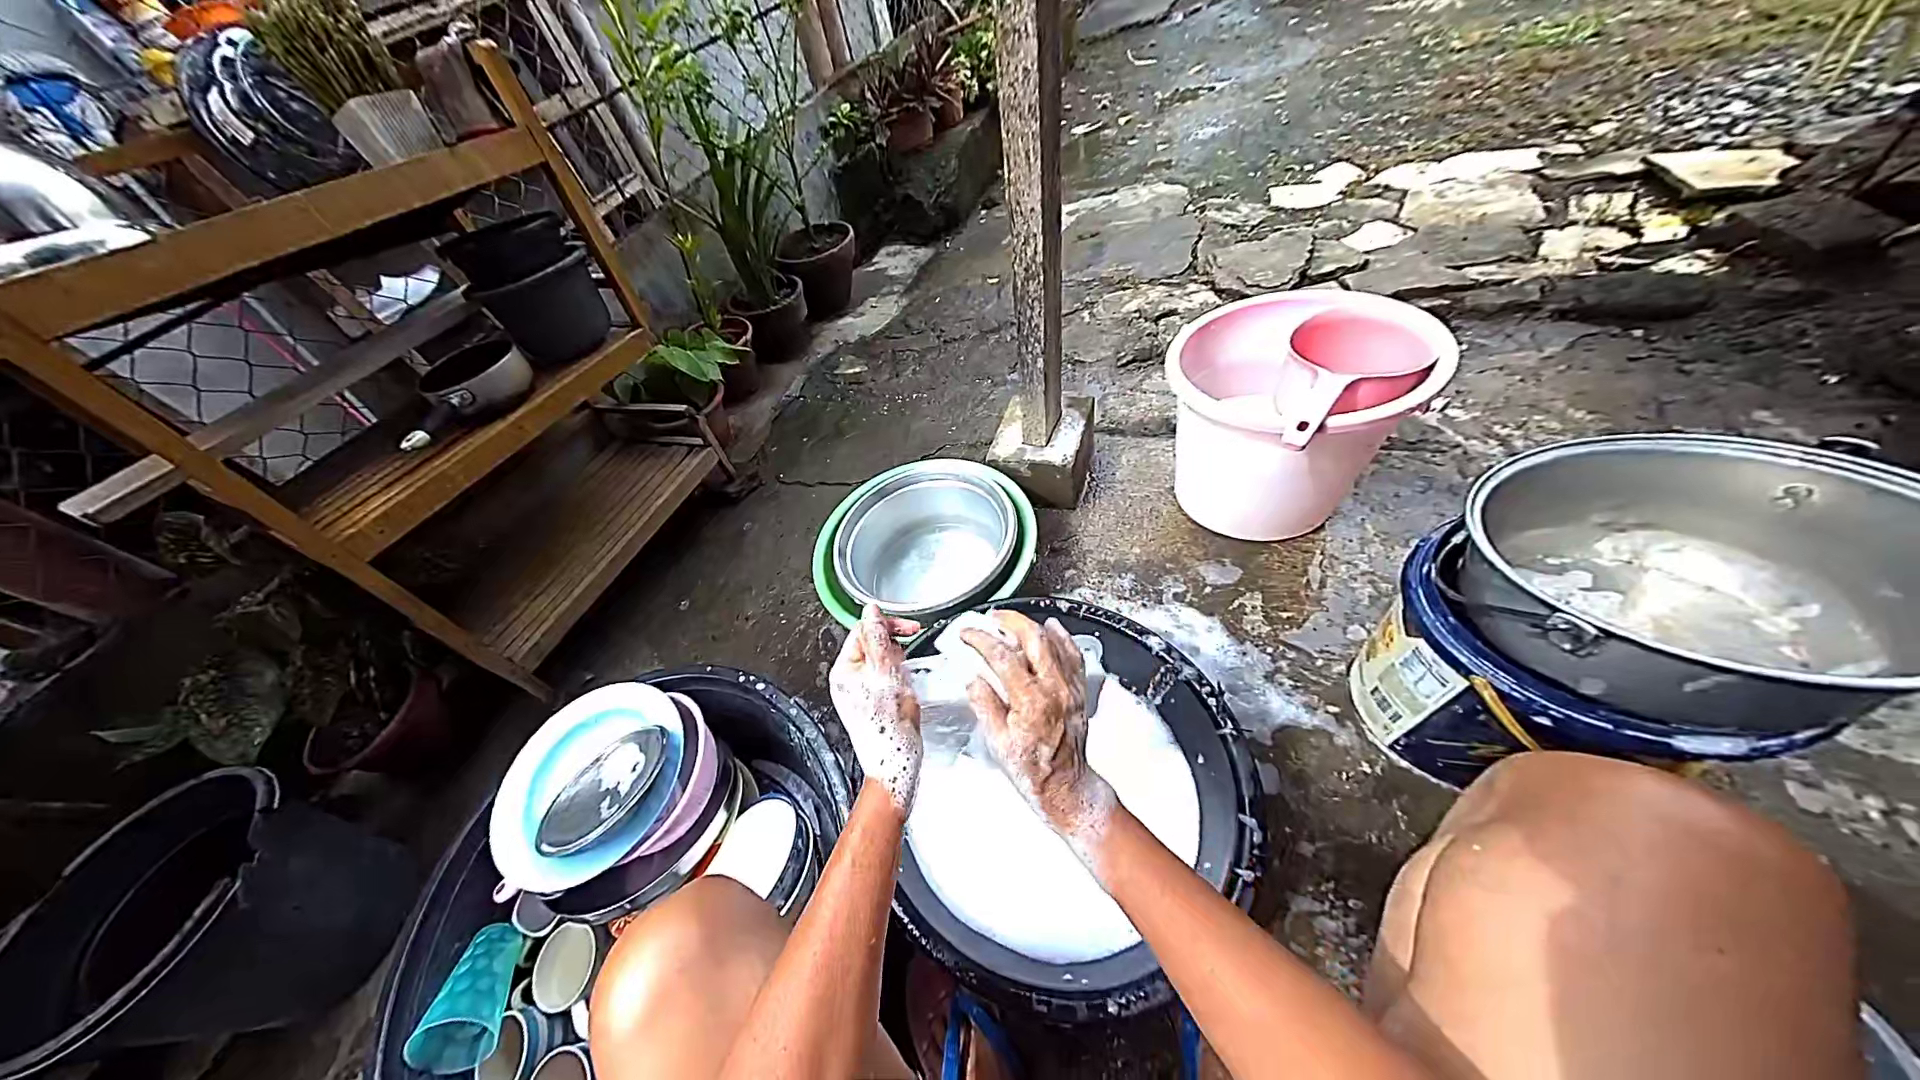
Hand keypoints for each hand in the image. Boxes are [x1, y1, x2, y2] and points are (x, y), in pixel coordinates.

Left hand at [829, 604, 923, 811]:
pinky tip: (906, 690)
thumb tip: (871, 611)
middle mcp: (846, 681)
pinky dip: (898, 678)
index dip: (888, 625)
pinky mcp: (870, 704)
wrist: (894, 768)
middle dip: (894, 645)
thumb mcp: (887, 674)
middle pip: (871, 645)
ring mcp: (857, 693)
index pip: (863, 630)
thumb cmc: (891, 729)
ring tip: (907, 677)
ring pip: (880, 662)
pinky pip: (884, 679)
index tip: (911, 628)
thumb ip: (878, 638)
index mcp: (844, 670)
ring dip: (898, 662)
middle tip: (912, 651)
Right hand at [962, 612, 1115, 855]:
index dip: (981, 639)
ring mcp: (1070, 687)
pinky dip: (1061, 637)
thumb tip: (973, 678)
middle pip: (1033, 637)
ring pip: (1054, 641)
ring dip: (1032, 625)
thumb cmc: (1032, 769)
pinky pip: (1073, 653)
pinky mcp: (1079, 690)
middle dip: (1010, 620)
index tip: (969, 634)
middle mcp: (1054, 689)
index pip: (1002, 656)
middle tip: (993, 617)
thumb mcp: (996, 741)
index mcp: (1030, 701)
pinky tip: (1052, 628)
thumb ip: (984, 704)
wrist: (1064, 785)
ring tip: (1014, 621)